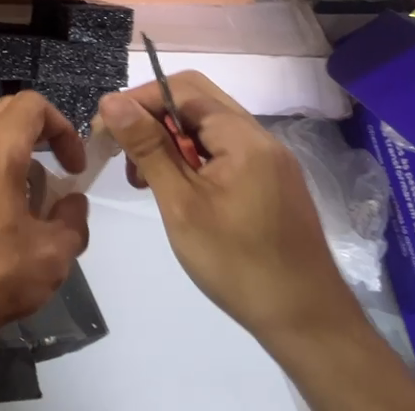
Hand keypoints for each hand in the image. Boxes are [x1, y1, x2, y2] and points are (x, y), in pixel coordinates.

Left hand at [0, 92, 89, 332]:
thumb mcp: (53, 255)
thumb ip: (72, 220)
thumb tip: (72, 202)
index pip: (30, 105)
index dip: (62, 126)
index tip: (74, 166)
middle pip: (2, 108)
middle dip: (36, 130)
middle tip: (55, 168)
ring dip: (2, 136)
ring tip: (21, 174)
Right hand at [98, 72, 357, 343]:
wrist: (308, 325)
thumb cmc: (238, 263)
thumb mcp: (180, 203)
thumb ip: (147, 146)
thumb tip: (111, 99)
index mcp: (244, 139)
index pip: (180, 90)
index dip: (137, 101)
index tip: (106, 132)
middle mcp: (261, 140)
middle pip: (195, 99)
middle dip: (151, 115)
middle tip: (123, 149)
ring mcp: (269, 162)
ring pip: (206, 124)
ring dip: (167, 137)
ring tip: (143, 175)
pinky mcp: (269, 183)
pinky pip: (221, 148)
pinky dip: (189, 156)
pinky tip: (173, 186)